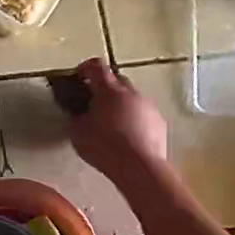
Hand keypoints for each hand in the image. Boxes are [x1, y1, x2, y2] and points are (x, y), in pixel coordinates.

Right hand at [66, 58, 169, 184]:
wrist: (140, 167)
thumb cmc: (104, 147)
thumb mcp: (77, 133)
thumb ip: (76, 117)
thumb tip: (78, 112)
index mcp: (109, 91)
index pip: (96, 67)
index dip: (85, 68)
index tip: (78, 76)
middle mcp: (131, 92)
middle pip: (117, 79)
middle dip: (104, 87)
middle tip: (92, 102)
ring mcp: (148, 106)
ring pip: (131, 97)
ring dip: (119, 103)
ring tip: (110, 122)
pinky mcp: (158, 121)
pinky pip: (142, 113)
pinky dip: (133, 117)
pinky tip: (126, 135)